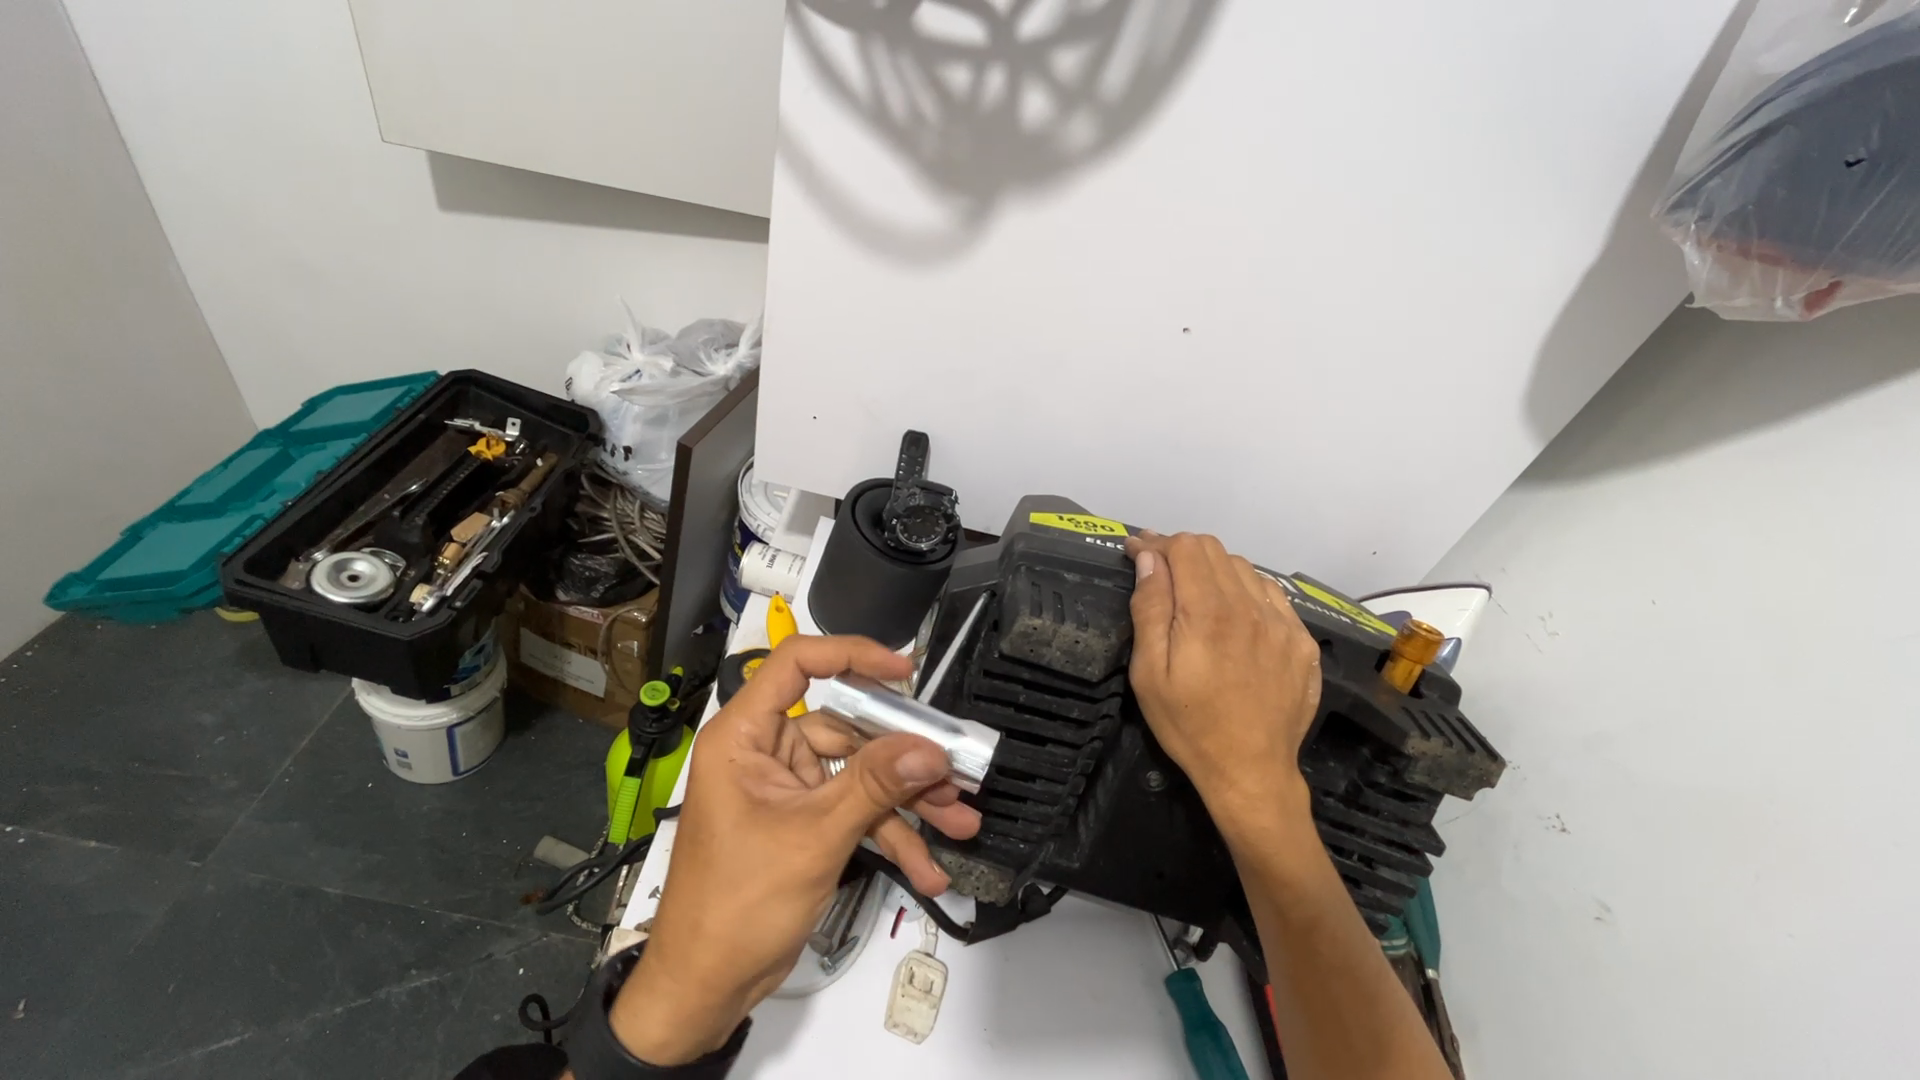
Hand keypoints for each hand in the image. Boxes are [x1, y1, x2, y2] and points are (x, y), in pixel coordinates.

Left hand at [608, 635, 982, 1064]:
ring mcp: (787, 788)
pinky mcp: (803, 821)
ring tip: (959, 821)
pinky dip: (889, 834)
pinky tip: (927, 867)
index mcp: (745, 735)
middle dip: (903, 757)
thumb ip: (874, 786)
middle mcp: (765, 751)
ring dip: (909, 801)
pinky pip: (855, 811)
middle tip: (954, 771)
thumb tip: (929, 747)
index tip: (904, 670)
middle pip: (846, 727)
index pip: (797, 664)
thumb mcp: (813, 838)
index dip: (851, 655)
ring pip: (860, 774)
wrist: (706, 989)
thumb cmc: (736, 906)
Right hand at [1125, 532, 1321, 836]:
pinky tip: (1233, 612)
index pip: (1185, 548)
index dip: (1156, 543)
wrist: (1251, 772)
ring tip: (1193, 591)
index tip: (1136, 550)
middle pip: (1214, 550)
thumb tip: (1149, 560)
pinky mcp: (1301, 641)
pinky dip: (1245, 591)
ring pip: (1244, 569)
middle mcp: (1249, 607)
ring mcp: (1282, 623)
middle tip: (1158, 569)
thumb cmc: (1188, 725)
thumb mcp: (1149, 672)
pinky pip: (1271, 595)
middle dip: (1181, 551)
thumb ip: (1150, 609)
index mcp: (1208, 612)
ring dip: (1213, 569)